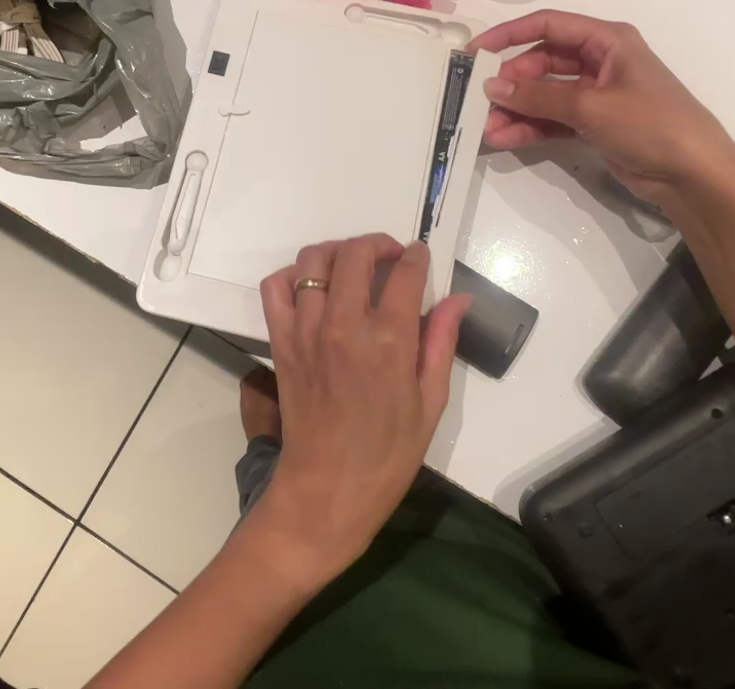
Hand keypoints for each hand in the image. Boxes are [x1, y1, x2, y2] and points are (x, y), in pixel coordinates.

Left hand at [251, 235, 470, 584]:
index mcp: (389, 341)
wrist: (327, 489)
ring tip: (353, 266)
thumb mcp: (430, 402)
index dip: (416, 257)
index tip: (419, 256)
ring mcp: (307, 329)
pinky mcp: (281, 340)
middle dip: (378, 244)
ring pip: (314, 260)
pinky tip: (313, 286)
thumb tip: (458, 299)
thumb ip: (441, 342)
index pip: (405, 273)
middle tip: (390, 257)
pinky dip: (292, 274)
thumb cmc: (388, 454)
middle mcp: (345, 324)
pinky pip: (276, 287)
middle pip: (356, 254)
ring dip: (337, 252)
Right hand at [470, 10, 734, 208]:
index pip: (548, 25)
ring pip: (543, 94)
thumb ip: (538, 95)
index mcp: (607, 41)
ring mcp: (595, 95)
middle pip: (541, 62)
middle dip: (510, 83)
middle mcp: (599, 61)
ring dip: (516, 110)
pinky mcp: (592, 124)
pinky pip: (551, 119)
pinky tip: (504, 139)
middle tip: (479, 101)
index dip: (509, 35)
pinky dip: (529, 128)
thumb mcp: (591, 106)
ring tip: (487, 129)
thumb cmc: (651, 124)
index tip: (475, 51)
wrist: (694, 175)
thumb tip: (491, 85)